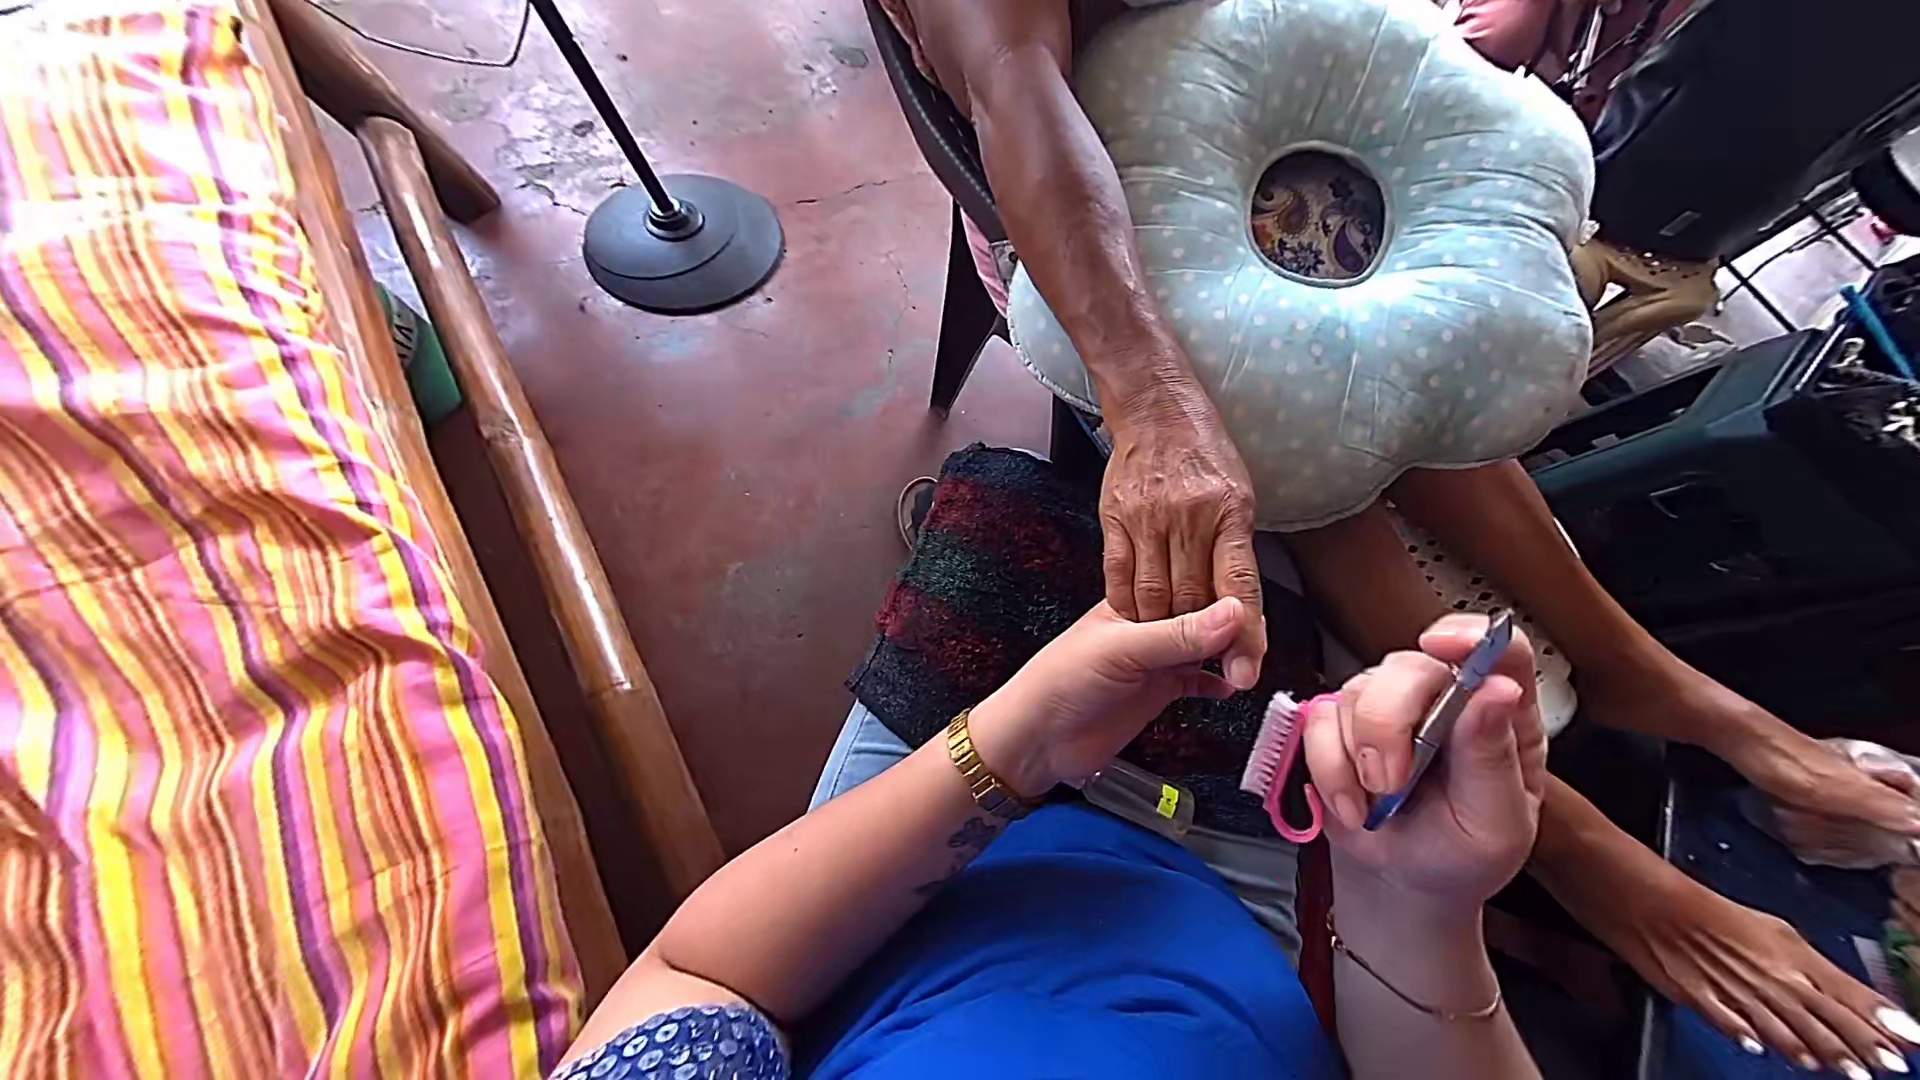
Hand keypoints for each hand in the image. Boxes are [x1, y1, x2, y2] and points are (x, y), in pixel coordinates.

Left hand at [966, 597, 1244, 797]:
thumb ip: (1177, 633)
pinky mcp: (1156, 693)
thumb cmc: (1062, 681)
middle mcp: (1146, 628)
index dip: (1221, 594)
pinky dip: (1215, 683)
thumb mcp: (1121, 650)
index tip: (1256, 602)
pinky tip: (1233, 685)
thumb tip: (1235, 610)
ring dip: (1228, 655)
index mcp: (1132, 603)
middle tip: (1262, 637)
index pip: (1187, 588)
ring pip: (1202, 650)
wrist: (1038, 738)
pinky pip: (1195, 683)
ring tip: (1253, 661)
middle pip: (1200, 620)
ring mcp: (1153, 661)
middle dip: (1230, 626)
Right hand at [1101, 382, 1264, 688]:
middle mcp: (1187, 518)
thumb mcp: (1240, 493)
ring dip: (1162, 629)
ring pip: (1152, 593)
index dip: (1243, 635)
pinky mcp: (1114, 519)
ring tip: (1170, 647)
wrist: (1156, 410)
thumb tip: (1236, 602)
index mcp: (1228, 512)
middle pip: (1192, 598)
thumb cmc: (1204, 451)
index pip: (1237, 586)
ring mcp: (1146, 519)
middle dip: (1202, 642)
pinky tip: (1134, 621)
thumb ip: (1235, 547)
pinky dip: (1126, 604)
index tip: (1245, 672)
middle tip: (1208, 667)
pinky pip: (1118, 574)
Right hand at [1303, 614, 1546, 912]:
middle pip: (1408, 668)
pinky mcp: (1333, 719)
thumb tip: (1496, 692)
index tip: (1442, 647)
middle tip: (1388, 781)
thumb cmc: (1459, 851)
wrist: (1398, 875)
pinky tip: (1349, 800)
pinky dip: (1328, 768)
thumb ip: (1492, 759)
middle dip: (1386, 724)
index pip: (1498, 650)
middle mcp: (1437, 698)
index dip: (1471, 637)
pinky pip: (1316, 722)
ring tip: (1372, 802)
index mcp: (1497, 715)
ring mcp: (1380, 704)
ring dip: (1355, 757)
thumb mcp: (1495, 824)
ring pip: (1355, 693)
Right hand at [1584, 866, 1918, 1075]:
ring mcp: (1728, 987)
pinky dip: (1747, 1036)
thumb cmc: (1685, 895)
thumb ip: (1808, 963)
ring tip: (1822, 1065)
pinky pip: (1728, 1023)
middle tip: (1875, 1069)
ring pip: (1785, 1034)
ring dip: (1810, 1052)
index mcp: (1787, 956)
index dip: (1888, 1031)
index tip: (1910, 1050)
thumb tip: (1866, 1005)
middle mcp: (1767, 976)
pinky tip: (1756, 1046)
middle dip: (1857, 1051)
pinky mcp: (1690, 991)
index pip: (1856, 1005)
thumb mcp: (1761, 922)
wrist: (1622, 881)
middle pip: (1827, 1026)